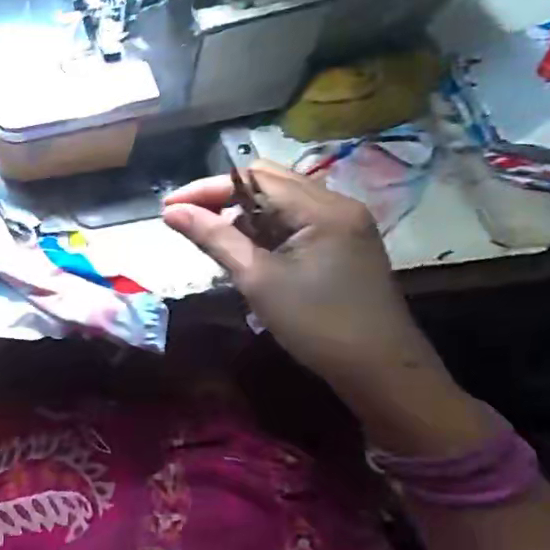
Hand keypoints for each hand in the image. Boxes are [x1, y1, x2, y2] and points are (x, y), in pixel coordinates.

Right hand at [161, 161, 449, 401]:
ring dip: (244, 212)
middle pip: (269, 180)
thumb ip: (214, 238)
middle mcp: (337, 204)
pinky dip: (266, 226)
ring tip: (213, 237)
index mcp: (321, 209)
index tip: (169, 207)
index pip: (253, 178)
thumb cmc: (316, 324)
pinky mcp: (345, 241)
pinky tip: (247, 249)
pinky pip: (297, 218)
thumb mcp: (257, 280)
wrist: (381, 371)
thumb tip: (171, 212)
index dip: (207, 188)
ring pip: (282, 199)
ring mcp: (345, 222)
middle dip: (224, 196)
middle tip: (189, 220)